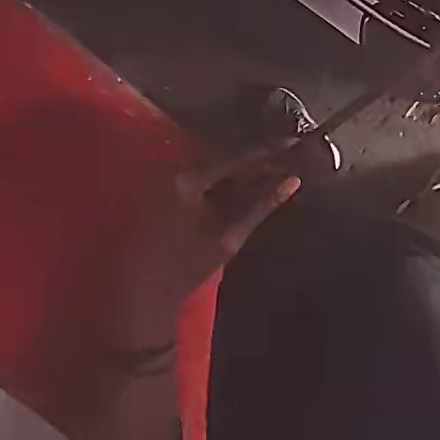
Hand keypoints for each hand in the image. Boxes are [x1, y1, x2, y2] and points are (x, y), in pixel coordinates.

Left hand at [100, 142, 301, 356]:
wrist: (146, 296)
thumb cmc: (188, 268)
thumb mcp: (230, 237)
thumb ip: (262, 205)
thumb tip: (292, 181)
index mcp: (189, 180)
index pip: (236, 156)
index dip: (266, 151)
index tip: (290, 143)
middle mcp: (175, 172)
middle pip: (224, 156)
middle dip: (256, 158)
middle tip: (285, 156)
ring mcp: (167, 179)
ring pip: (214, 164)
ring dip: (242, 167)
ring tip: (270, 169)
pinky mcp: (163, 189)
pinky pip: (201, 175)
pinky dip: (224, 178)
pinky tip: (244, 183)